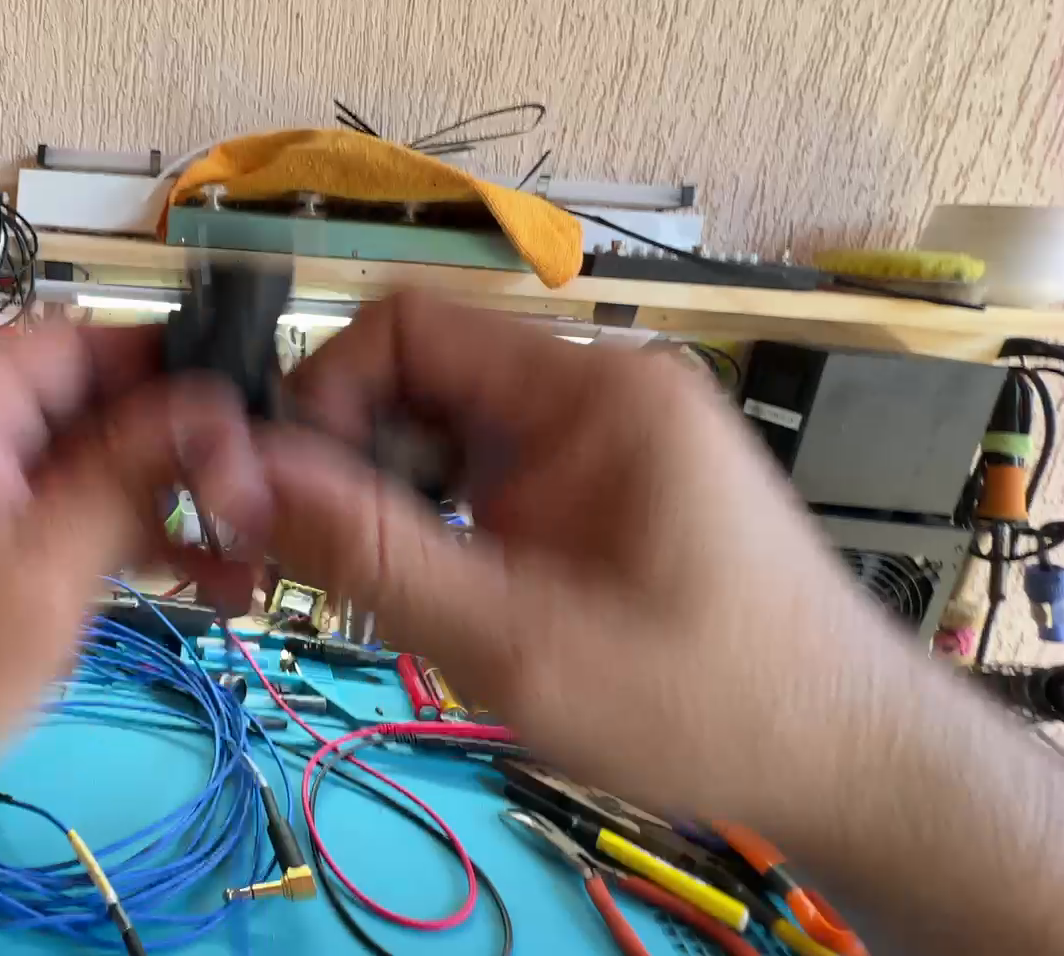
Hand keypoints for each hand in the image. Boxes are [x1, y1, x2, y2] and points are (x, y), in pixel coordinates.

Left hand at [0, 322, 266, 810]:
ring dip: (162, 502)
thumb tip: (207, 409)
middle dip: (177, 448)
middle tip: (257, 494)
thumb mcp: (36, 577)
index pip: (78, 339)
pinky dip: (123, 538)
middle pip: (92, 403)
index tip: (247, 405)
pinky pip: (65, 509)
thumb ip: (125, 481)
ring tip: (246, 549)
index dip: (166, 364)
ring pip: (90, 462)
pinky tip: (199, 578)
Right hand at [256, 293, 920, 825]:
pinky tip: (429, 566)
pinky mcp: (577, 468)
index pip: (405, 326)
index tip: (297, 486)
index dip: (327, 390)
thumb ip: (371, 552)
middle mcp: (580, 383)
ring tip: (380, 566)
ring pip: (426, 418)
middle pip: (410, 371)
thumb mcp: (511, 641)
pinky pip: (460, 456)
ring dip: (378, 484)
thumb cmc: (696, 704)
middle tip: (329, 542)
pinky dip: (417, 504)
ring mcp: (581, 425)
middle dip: (346, 450)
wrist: (847, 767)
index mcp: (582, 389)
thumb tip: (246, 476)